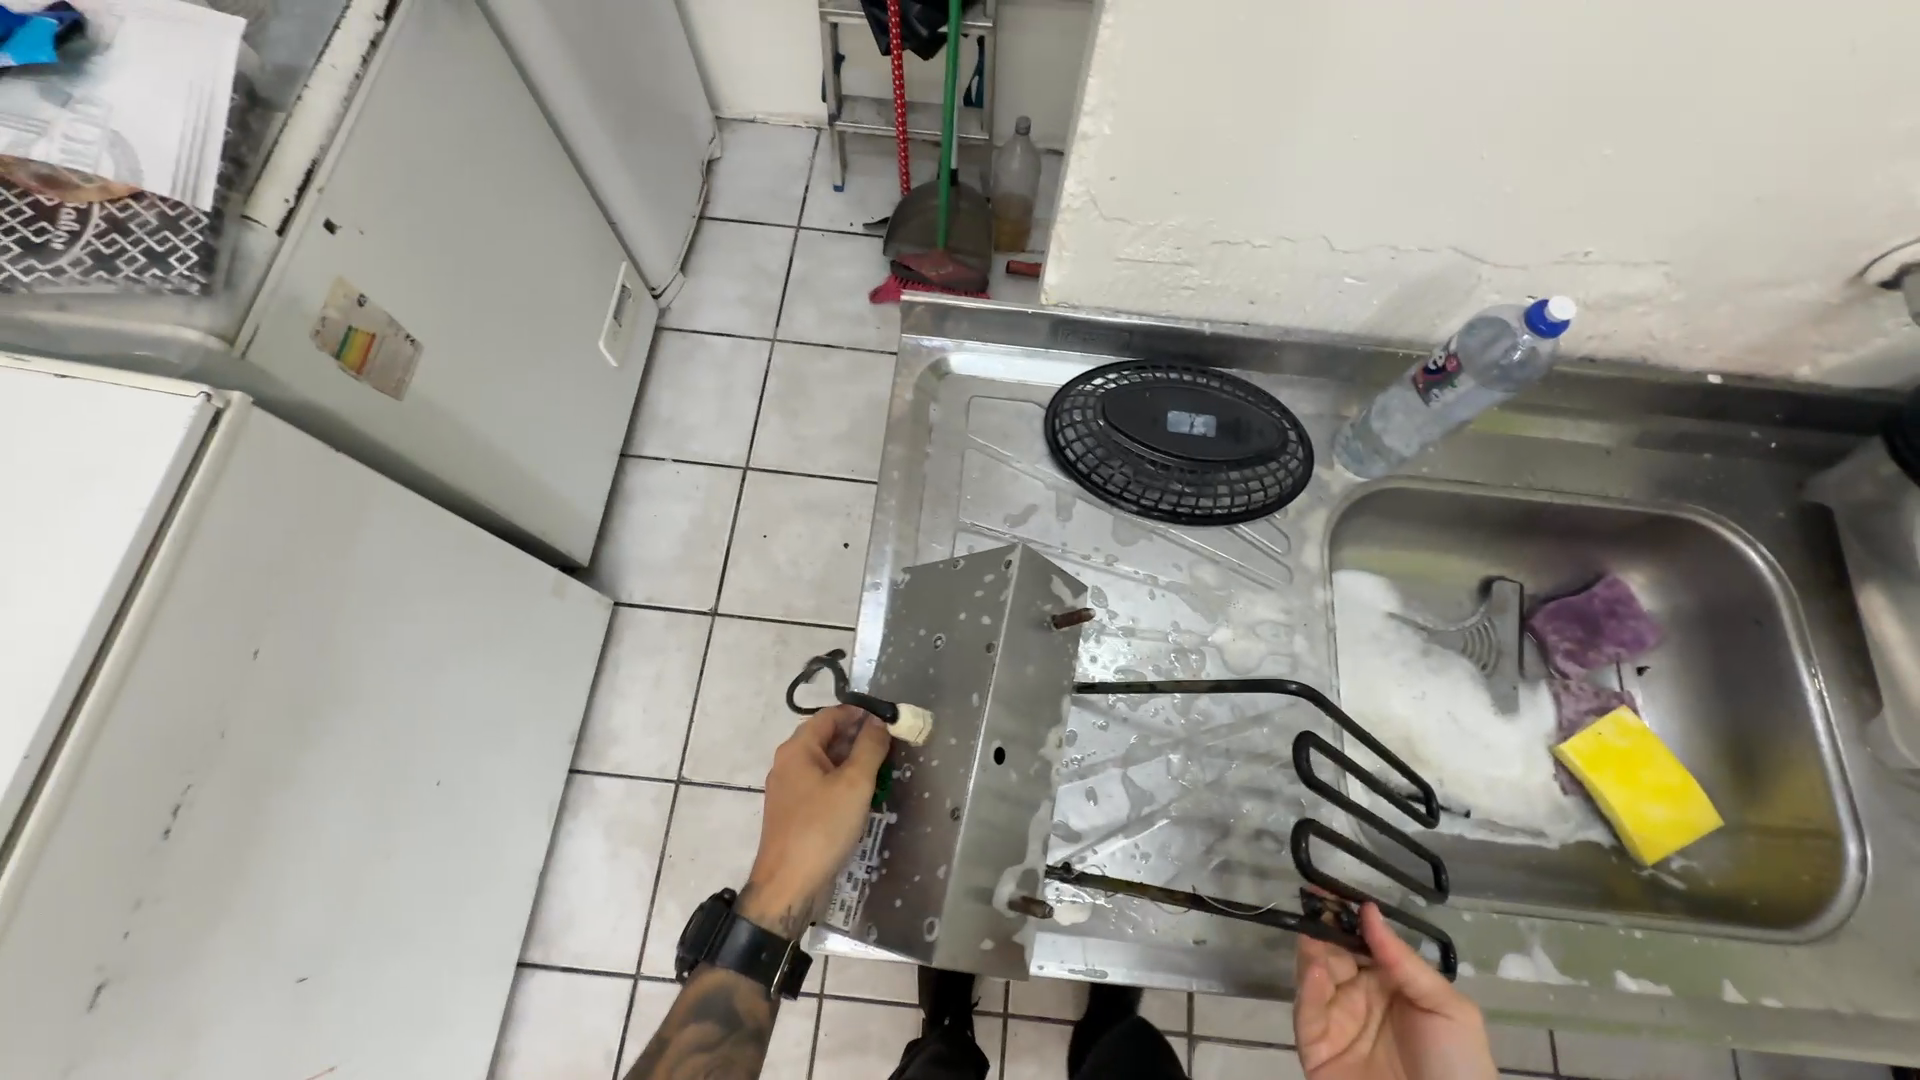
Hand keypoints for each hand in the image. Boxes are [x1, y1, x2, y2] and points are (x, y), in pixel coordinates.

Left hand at [739, 706, 890, 936]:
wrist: (788, 885)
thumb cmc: (822, 828)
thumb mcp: (854, 784)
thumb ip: (869, 748)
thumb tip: (878, 723)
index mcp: (797, 748)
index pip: (831, 715)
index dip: (860, 713)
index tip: (888, 720)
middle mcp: (788, 762)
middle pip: (827, 737)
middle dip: (858, 737)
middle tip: (891, 746)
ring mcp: (789, 788)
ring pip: (825, 762)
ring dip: (853, 761)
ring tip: (883, 769)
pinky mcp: (794, 811)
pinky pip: (821, 784)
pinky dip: (842, 782)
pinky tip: (863, 795)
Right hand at [1292, 903, 1496, 1079]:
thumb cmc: (1458, 1068)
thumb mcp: (1449, 1010)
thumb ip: (1404, 960)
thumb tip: (1368, 909)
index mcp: (1390, 984)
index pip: (1360, 941)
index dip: (1345, 915)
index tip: (1329, 888)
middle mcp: (1358, 997)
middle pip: (1331, 952)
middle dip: (1322, 927)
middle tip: (1314, 902)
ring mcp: (1334, 1021)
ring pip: (1312, 974)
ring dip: (1311, 951)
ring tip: (1313, 933)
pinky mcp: (1315, 1047)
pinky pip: (1305, 1012)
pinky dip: (1306, 988)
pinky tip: (1315, 970)